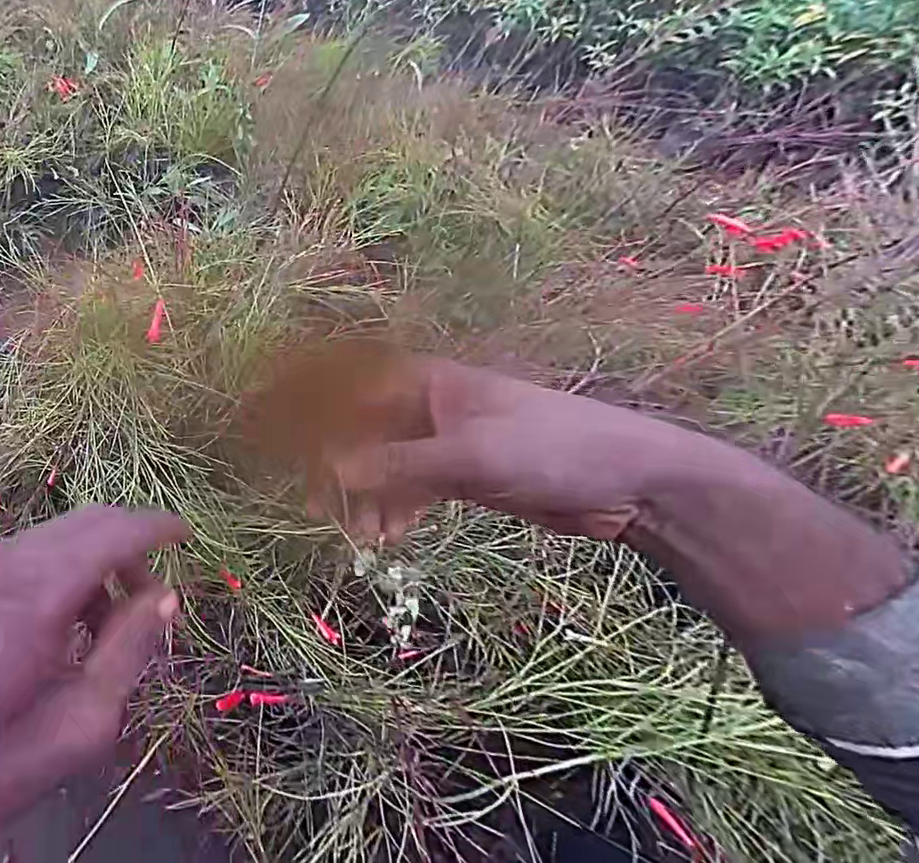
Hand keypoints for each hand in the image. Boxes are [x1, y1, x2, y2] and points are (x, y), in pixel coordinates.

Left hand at [0, 507, 189, 853]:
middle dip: (131, 544)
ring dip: (98, 557)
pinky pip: (32, 547)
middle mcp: (5, 559)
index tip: (187, 535)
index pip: (111, 534)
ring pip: (61, 531)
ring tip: (109, 619)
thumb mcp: (80, 724)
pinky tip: (66, 615)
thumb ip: (128, 650)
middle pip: (88, 521)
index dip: (155, 527)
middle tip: (152, 594)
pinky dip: (65, 565)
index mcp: (34, 596)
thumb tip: (165, 596)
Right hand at [303, 355, 743, 541]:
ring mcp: (439, 441)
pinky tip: (390, 535)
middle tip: (318, 508)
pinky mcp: (456, 473)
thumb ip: (399, 465)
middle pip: (361, 434)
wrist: (631, 484)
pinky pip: (408, 488)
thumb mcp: (470, 456)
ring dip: (368, 499)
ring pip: (382, 466)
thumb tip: (333, 470)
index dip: (315, 416)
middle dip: (340, 471)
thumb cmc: (549, 447)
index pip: (352, 394)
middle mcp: (424, 407)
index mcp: (424, 382)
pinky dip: (395, 509)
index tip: (287, 448)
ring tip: (362, 536)